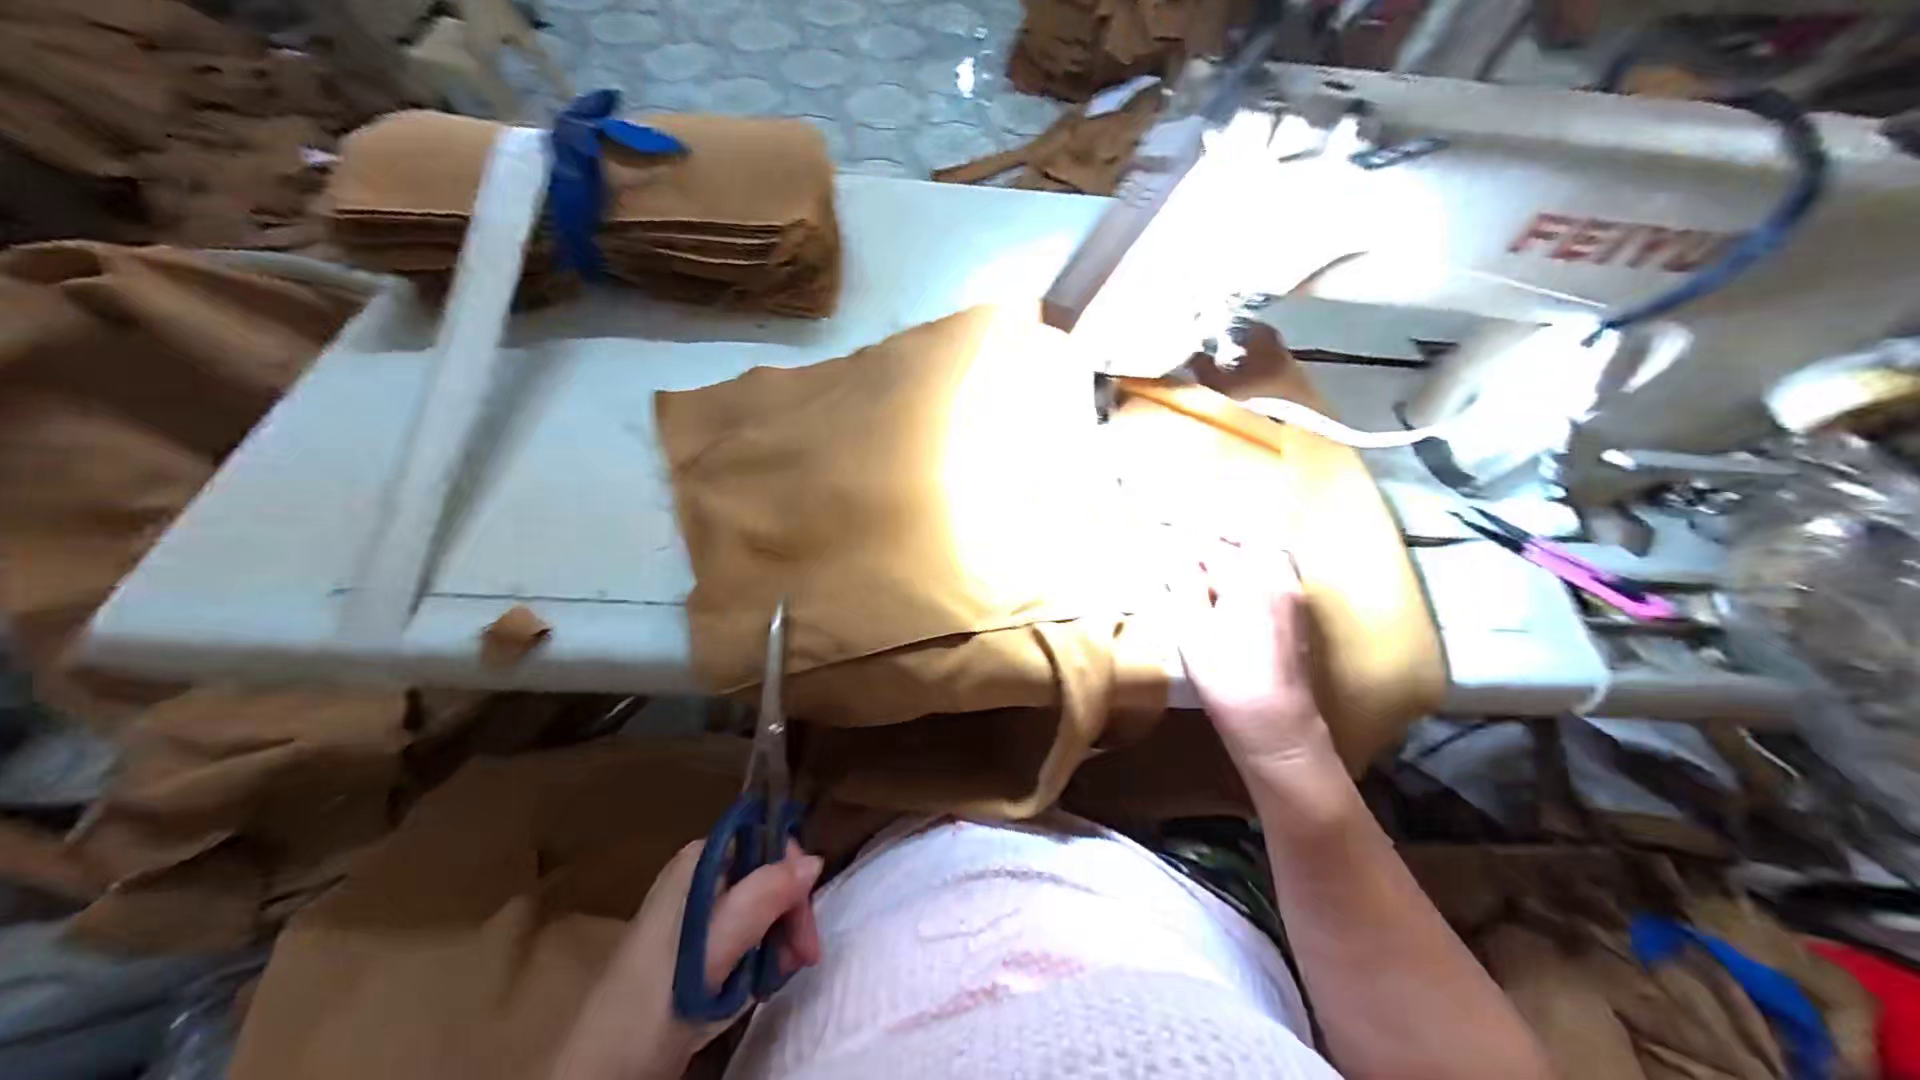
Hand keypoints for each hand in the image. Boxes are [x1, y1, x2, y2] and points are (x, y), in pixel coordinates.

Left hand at [550, 840, 823, 1079]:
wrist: (602, 1073)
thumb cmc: (655, 1004)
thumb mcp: (711, 952)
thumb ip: (760, 899)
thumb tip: (813, 858)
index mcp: (696, 863)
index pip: (763, 839)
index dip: (791, 872)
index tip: (804, 921)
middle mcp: (698, 877)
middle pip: (765, 873)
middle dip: (790, 912)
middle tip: (804, 957)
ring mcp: (697, 911)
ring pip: (761, 904)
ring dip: (780, 937)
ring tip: (781, 975)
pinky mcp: (697, 945)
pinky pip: (745, 932)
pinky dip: (762, 954)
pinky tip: (763, 980)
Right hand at [1174, 539, 1343, 787]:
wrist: (1276, 724)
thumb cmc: (1226, 679)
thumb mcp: (1192, 632)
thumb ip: (1185, 588)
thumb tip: (1178, 559)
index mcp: (1249, 582)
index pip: (1214, 546)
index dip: (1186, 536)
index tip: (1163, 526)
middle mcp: (1277, 581)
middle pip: (1252, 539)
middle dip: (1221, 533)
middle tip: (1192, 535)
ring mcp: (1294, 598)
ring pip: (1271, 553)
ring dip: (1244, 545)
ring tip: (1216, 552)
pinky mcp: (1299, 615)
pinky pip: (1279, 571)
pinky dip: (1259, 562)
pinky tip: (1240, 579)